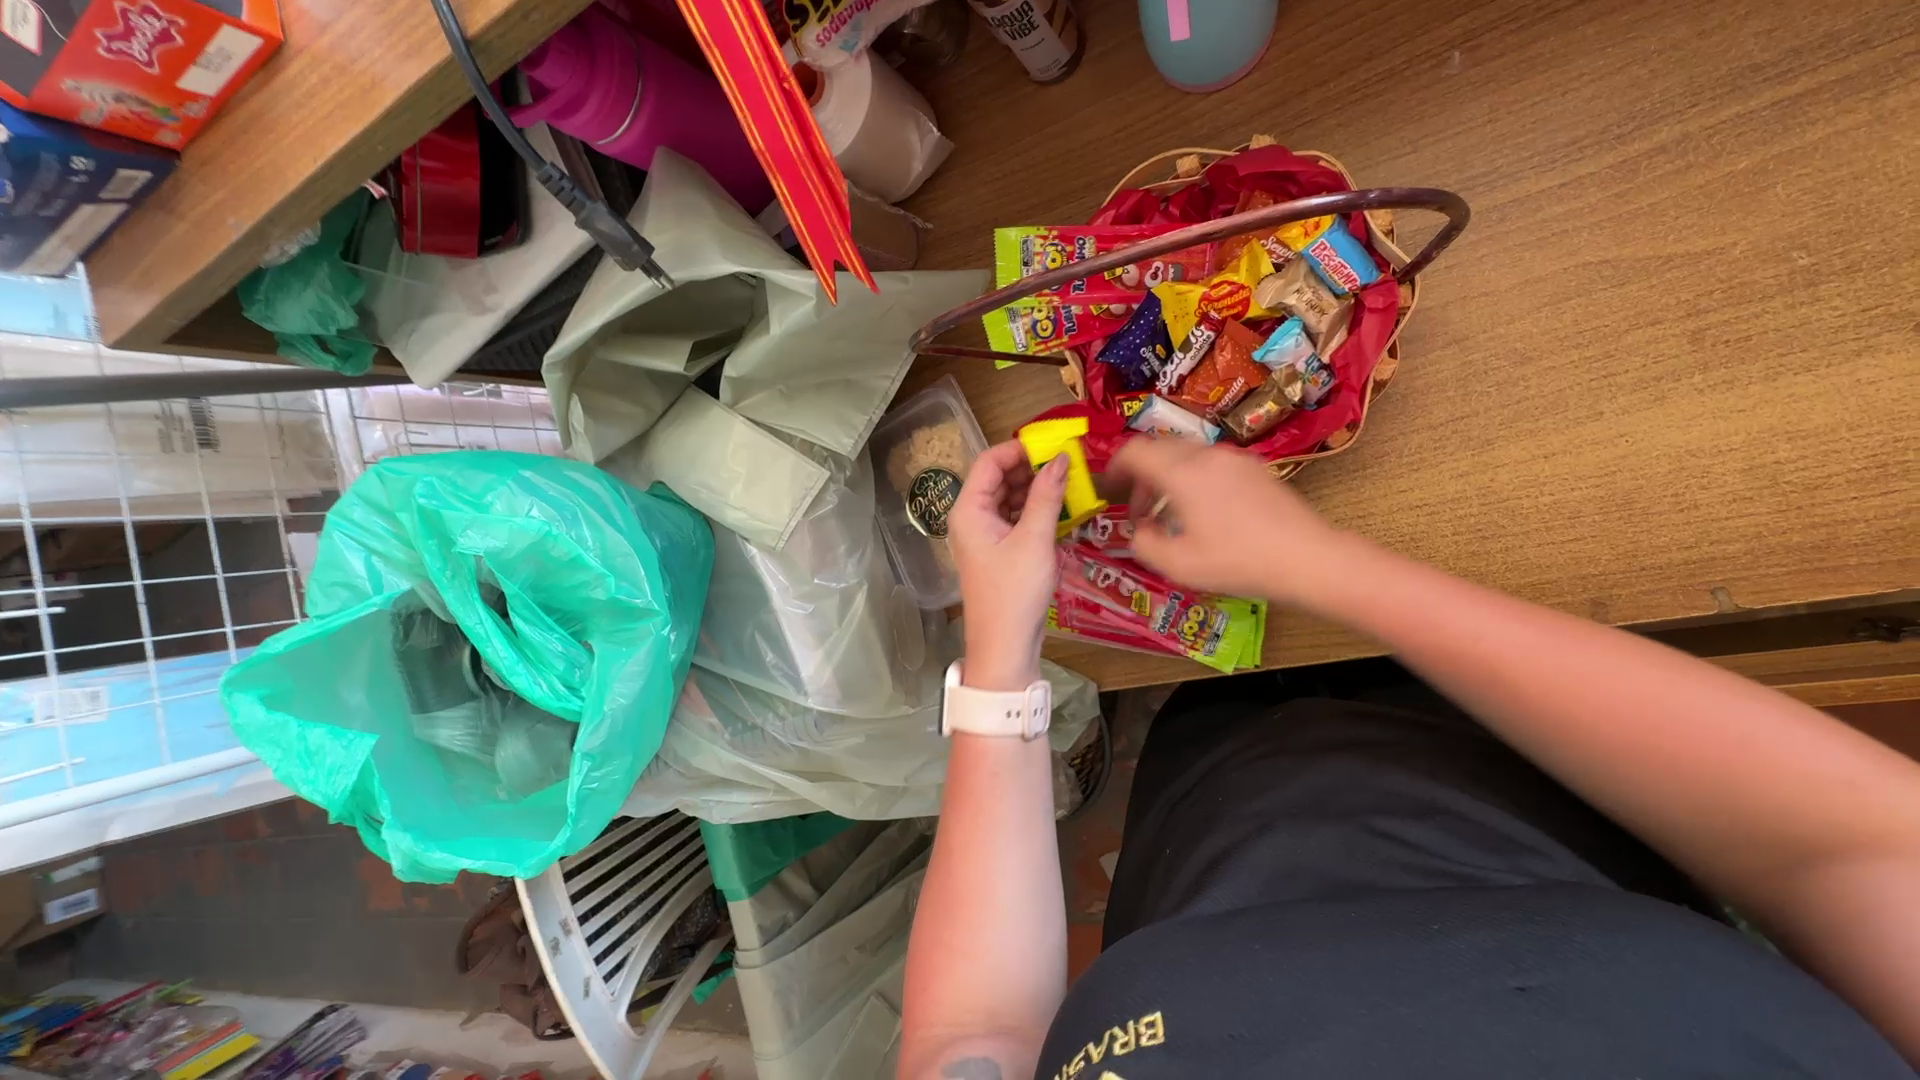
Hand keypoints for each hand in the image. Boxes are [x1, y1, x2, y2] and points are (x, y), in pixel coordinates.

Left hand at [948, 440, 1068, 690]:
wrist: (1005, 648)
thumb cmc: (1014, 593)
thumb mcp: (1035, 540)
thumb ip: (1047, 496)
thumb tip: (1061, 458)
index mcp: (969, 510)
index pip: (990, 461)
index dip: (1020, 448)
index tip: (1054, 446)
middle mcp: (971, 518)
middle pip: (999, 478)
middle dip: (1032, 469)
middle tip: (1069, 465)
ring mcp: (985, 536)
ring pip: (1010, 499)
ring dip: (1037, 491)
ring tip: (1070, 486)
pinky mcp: (999, 552)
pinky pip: (1016, 520)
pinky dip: (1036, 512)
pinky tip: (1062, 512)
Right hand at [1108, 437, 1340, 603]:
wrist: (1308, 557)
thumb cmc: (1238, 562)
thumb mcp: (1178, 565)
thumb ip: (1144, 544)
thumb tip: (1139, 531)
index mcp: (1183, 472)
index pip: (1135, 451)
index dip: (1115, 466)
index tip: (1110, 487)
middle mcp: (1206, 456)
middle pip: (1160, 448)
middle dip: (1141, 475)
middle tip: (1138, 507)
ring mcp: (1235, 459)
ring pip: (1186, 454)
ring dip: (1167, 477)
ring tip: (1169, 512)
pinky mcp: (1255, 468)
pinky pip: (1210, 463)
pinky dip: (1193, 478)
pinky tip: (1202, 511)